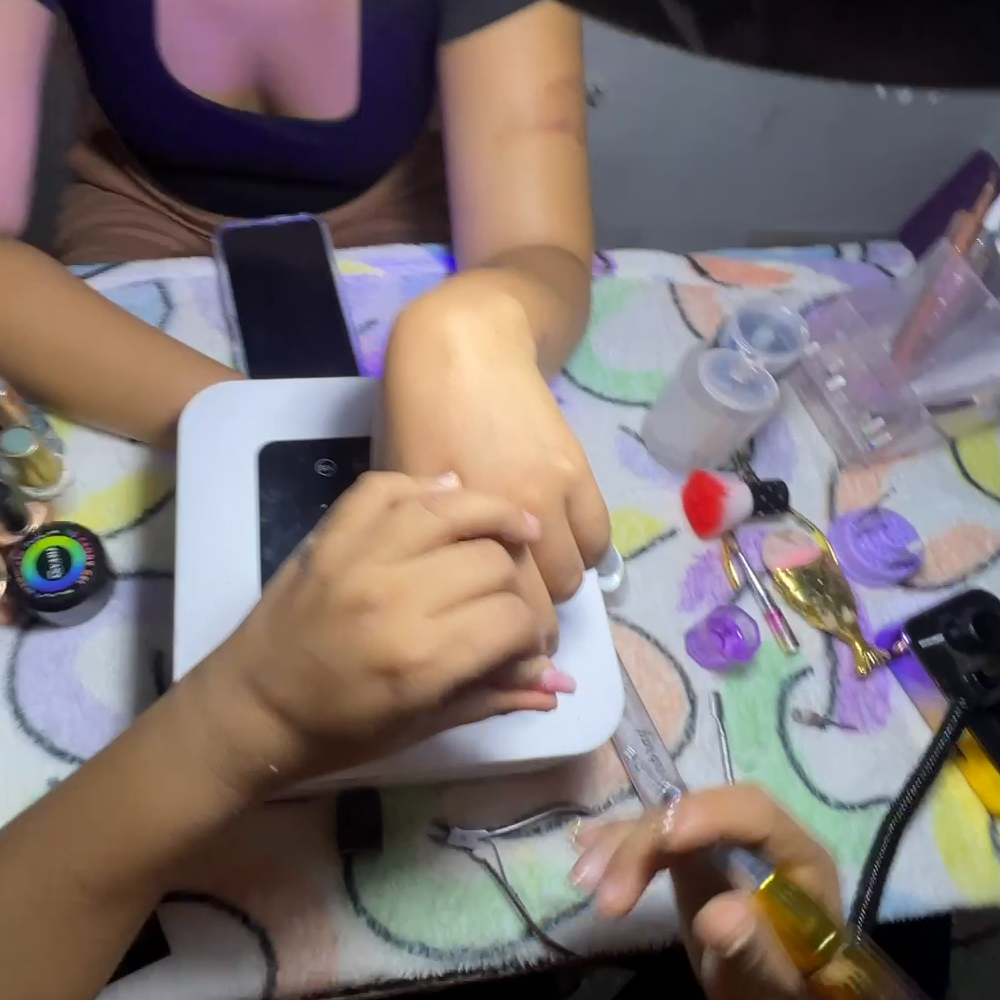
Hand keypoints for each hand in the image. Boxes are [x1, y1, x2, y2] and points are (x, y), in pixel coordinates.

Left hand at [188, 471, 576, 794]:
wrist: (250, 708)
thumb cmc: (336, 733)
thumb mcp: (419, 727)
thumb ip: (492, 697)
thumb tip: (559, 683)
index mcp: (418, 658)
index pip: (511, 618)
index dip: (533, 632)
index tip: (526, 643)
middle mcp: (393, 596)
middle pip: (490, 560)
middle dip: (515, 582)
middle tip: (510, 599)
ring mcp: (357, 556)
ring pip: (448, 507)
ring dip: (492, 511)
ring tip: (515, 525)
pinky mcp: (330, 535)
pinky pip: (386, 488)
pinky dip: (423, 486)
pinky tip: (449, 496)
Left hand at [380, 275, 610, 651]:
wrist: (464, 347)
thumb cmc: (414, 416)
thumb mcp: (401, 488)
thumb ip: (427, 545)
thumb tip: (449, 588)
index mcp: (446, 533)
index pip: (488, 619)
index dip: (500, 647)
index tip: (500, 652)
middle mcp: (500, 524)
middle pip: (535, 606)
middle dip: (529, 627)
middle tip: (520, 627)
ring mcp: (546, 498)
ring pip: (570, 577)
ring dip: (555, 586)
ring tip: (539, 578)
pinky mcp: (578, 474)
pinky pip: (598, 538)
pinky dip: (583, 550)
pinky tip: (562, 541)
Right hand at [571, 787, 842, 999]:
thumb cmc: (788, 996)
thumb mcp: (776, 982)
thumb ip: (755, 948)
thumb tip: (719, 917)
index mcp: (795, 853)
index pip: (751, 811)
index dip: (706, 814)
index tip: (664, 839)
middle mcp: (752, 834)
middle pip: (693, 814)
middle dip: (645, 844)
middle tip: (609, 896)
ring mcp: (717, 839)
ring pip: (661, 823)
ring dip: (620, 846)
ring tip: (585, 881)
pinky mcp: (688, 853)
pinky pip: (649, 839)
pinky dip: (616, 844)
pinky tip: (586, 849)